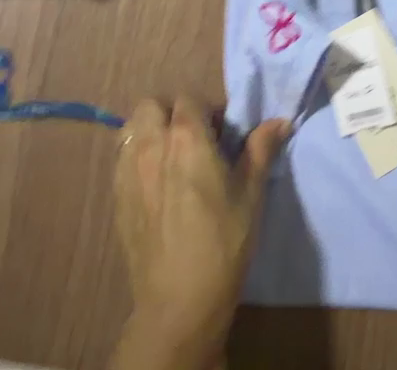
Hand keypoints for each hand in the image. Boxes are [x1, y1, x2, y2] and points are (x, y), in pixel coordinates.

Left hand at [111, 97, 288, 369]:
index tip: (221, 134)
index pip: (189, 98)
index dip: (207, 110)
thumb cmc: (224, 241)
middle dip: (172, 114)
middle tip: (194, 141)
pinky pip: (122, 159)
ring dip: (150, 132)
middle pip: (152, 106)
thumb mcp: (251, 193)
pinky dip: (136, 158)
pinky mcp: (116, 195)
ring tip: (171, 160)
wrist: (179, 299)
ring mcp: (128, 170)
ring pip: (132, 129)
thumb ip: (260, 149)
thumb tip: (280, 121)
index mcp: (187, 137)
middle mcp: (152, 144)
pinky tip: (155, 186)